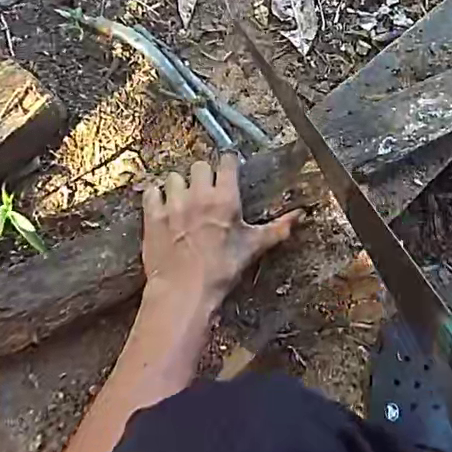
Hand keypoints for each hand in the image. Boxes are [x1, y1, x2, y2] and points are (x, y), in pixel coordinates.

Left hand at [140, 154, 300, 312]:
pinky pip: (152, 191)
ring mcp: (173, 203)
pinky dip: (157, 197)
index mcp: (225, 198)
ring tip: (183, 200)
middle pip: (199, 165)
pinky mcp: (153, 215)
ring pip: (174, 176)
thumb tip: (300, 216)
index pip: (227, 161)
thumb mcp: (253, 247)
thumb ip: (278, 228)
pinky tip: (163, 208)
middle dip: (203, 175)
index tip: (228, 170)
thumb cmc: (221, 270)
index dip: (228, 164)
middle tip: (205, 191)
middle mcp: (199, 194)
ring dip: (179, 185)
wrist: (185, 291)